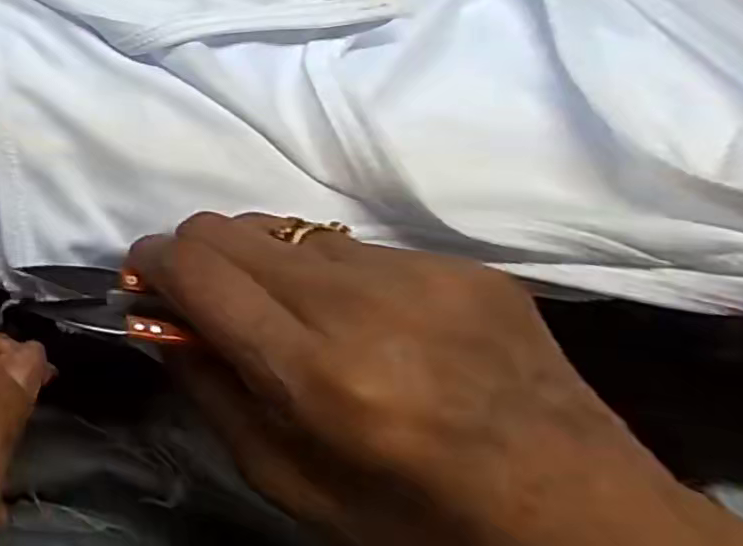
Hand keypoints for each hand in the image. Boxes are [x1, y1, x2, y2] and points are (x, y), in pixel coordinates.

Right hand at [128, 212, 742, 545]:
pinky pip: (345, 243)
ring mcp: (417, 275)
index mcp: (321, 378)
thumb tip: (153, 314)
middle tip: (205, 295)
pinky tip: (364, 320)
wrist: (598, 530)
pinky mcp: (457, 263)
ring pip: (278, 226)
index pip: (194, 268)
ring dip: (258, 261)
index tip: (144, 277)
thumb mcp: (290, 483)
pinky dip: (323, 272)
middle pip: (222, 226)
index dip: (151, 261)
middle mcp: (362, 307)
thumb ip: (207, 387)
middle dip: (192, 253)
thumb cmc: (421, 526)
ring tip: (290, 312)